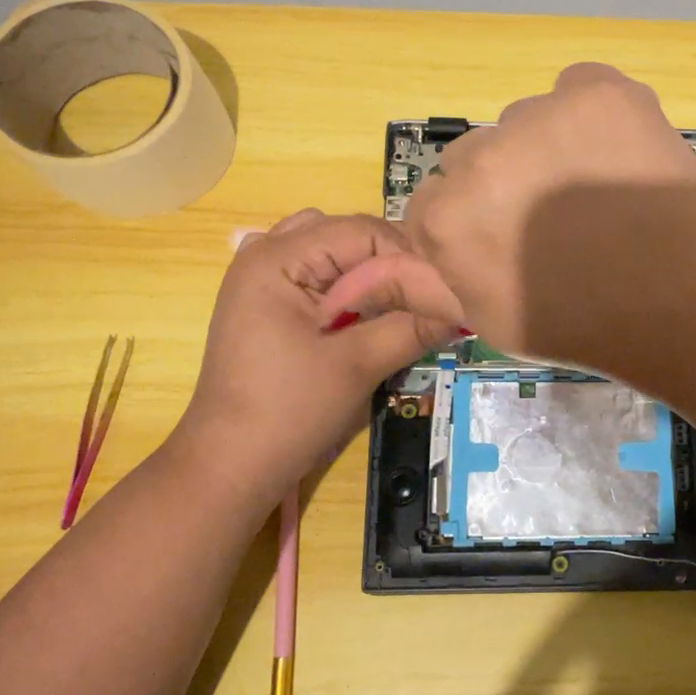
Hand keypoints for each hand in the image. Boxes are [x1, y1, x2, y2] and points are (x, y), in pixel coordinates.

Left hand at [170, 211, 456, 491]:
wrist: (232, 463)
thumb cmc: (290, 410)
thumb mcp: (357, 365)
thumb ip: (411, 327)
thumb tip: (463, 307)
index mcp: (278, 259)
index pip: (363, 231)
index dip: (409, 259)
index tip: (441, 297)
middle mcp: (264, 254)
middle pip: (347, 236)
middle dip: (391, 264)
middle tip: (423, 303)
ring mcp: (260, 280)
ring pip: (332, 254)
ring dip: (368, 275)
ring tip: (395, 309)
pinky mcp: (266, 306)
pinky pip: (315, 277)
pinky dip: (345, 288)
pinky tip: (361, 317)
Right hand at [316, 63, 695, 370]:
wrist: (686, 302)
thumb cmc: (584, 326)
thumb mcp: (493, 321)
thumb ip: (429, 285)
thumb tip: (362, 275)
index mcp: (446, 218)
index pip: (432, 207)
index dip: (472, 232)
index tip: (509, 251)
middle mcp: (480, 156)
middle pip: (473, 160)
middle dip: (501, 190)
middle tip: (556, 227)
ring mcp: (543, 114)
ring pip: (524, 124)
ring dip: (544, 151)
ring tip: (595, 196)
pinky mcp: (600, 90)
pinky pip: (575, 89)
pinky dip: (588, 116)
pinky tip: (614, 157)